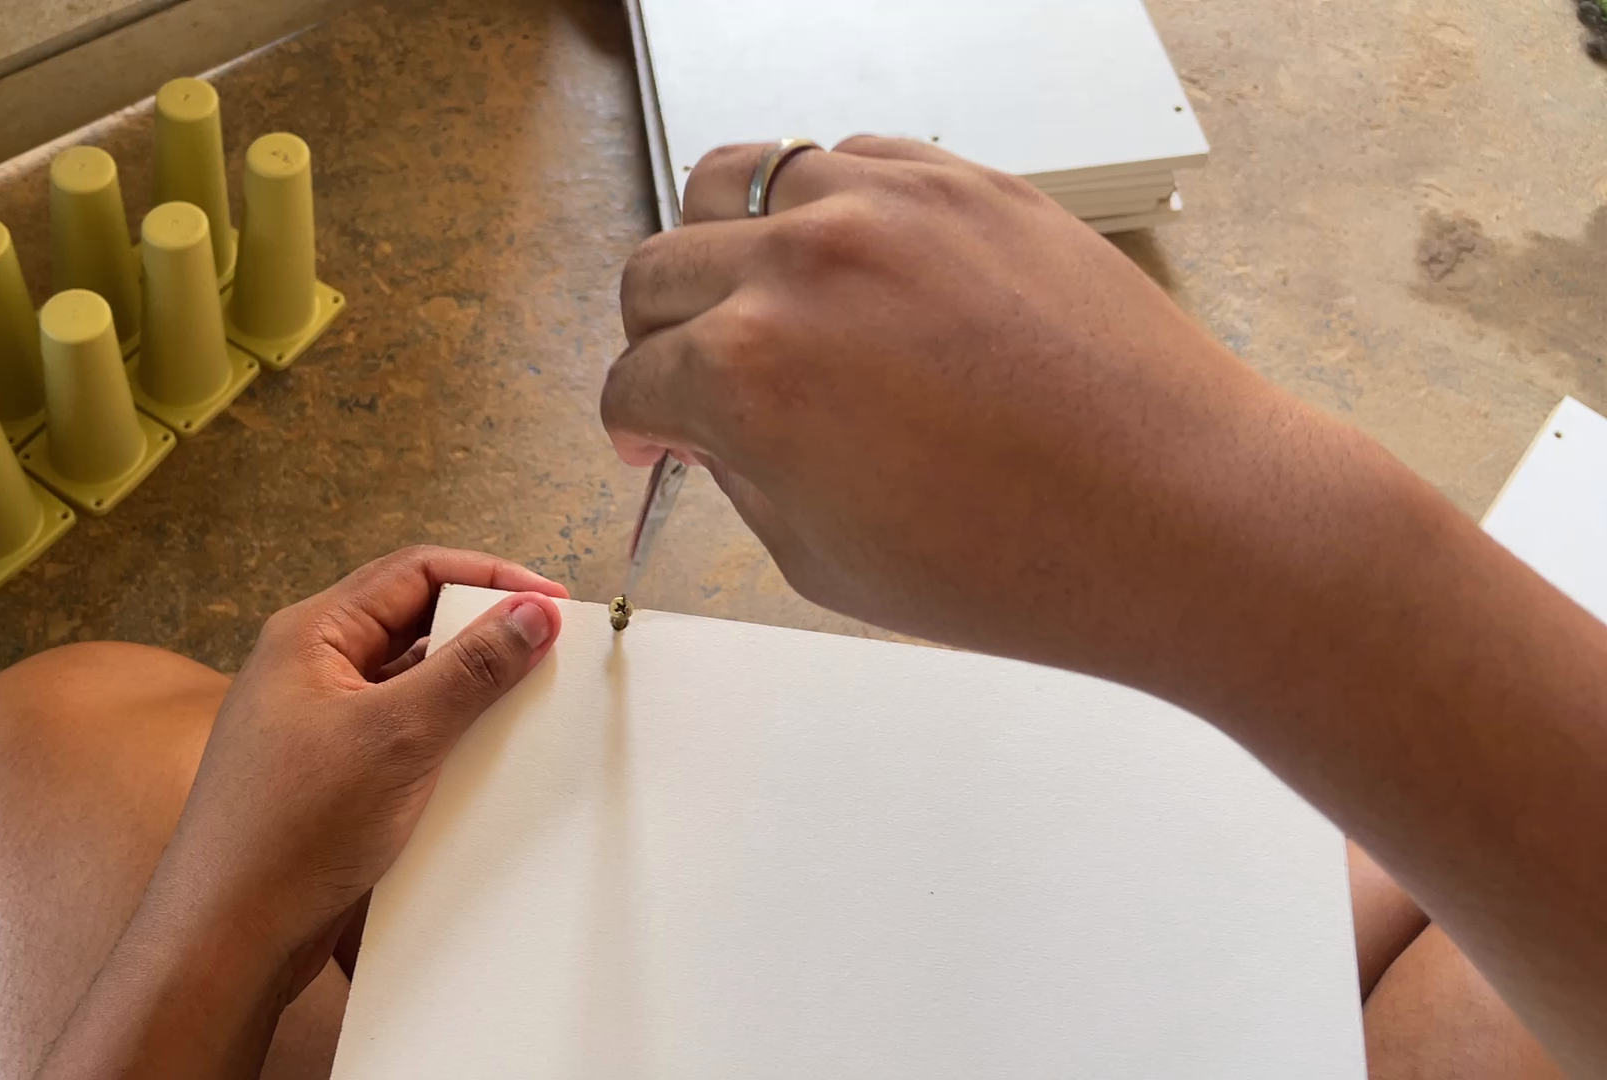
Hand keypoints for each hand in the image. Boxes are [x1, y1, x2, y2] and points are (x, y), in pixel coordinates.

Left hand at [36, 547, 565, 1078]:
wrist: (226, 944)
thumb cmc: (297, 828)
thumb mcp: (398, 735)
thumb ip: (473, 667)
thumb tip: (538, 610)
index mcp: (314, 633)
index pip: (415, 571)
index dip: (489, 575)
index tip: (550, 599)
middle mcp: (318, 662)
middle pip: (415, 615)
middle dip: (483, 622)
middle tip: (546, 640)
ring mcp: (326, 713)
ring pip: (414, 668)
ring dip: (470, 672)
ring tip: (528, 685)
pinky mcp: (339, 759)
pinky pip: (407, 716)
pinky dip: (450, 717)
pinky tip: (487, 737)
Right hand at [603, 136, 1412, 692]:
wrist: (1177, 520)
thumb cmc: (999, 568)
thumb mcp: (814, 557)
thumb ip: (733, 472)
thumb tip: (697, 423)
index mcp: (746, 378)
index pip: (631, 385)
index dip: (629, 425)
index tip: (647, 440)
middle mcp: (796, 270)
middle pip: (650, 274)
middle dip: (649, 340)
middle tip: (685, 380)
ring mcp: (881, 205)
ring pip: (725, 185)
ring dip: (714, 254)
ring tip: (755, 306)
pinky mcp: (959, 179)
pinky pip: (833, 164)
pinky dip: (807, 216)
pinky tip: (840, 273)